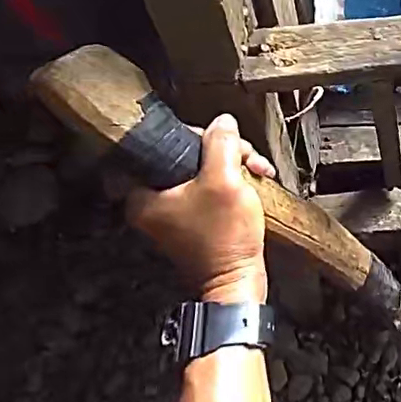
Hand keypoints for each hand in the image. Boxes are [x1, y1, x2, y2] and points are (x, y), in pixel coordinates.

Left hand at [126, 114, 277, 302]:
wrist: (238, 280)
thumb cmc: (225, 239)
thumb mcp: (225, 180)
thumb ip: (222, 144)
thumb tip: (223, 121)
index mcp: (143, 195)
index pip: (159, 145)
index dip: (190, 136)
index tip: (214, 140)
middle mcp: (152, 203)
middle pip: (186, 155)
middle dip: (222, 151)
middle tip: (245, 157)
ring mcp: (173, 212)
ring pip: (202, 169)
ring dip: (232, 164)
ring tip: (256, 171)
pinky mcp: (193, 219)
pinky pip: (209, 186)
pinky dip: (231, 181)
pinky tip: (252, 181)